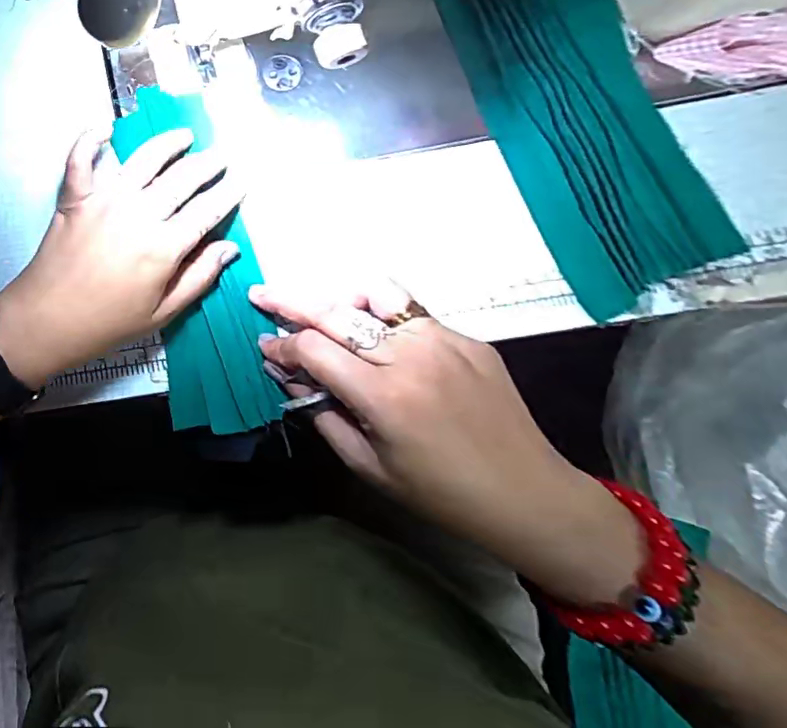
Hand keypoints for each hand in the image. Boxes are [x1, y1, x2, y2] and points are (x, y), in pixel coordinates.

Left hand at [0, 126, 243, 387]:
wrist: (45, 322)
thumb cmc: (106, 323)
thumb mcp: (161, 313)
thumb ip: (199, 277)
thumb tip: (229, 248)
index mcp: (162, 247)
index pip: (206, 211)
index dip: (227, 194)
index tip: (240, 183)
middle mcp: (137, 215)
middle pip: (182, 179)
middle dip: (207, 164)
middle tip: (220, 156)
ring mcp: (103, 202)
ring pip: (143, 161)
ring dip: (168, 143)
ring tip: (185, 135)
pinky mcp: (74, 198)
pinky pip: (81, 160)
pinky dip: (90, 140)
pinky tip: (105, 127)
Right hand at [253, 280, 645, 605]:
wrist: (525, 492)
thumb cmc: (439, 493)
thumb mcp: (368, 465)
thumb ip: (322, 413)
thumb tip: (287, 374)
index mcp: (384, 396)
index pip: (315, 350)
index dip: (282, 346)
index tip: (264, 347)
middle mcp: (411, 355)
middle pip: (336, 312)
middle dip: (290, 301)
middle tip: (261, 293)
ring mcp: (443, 338)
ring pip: (376, 295)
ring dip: (342, 298)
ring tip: (326, 311)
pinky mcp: (467, 336)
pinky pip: (413, 314)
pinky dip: (384, 318)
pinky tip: (379, 336)